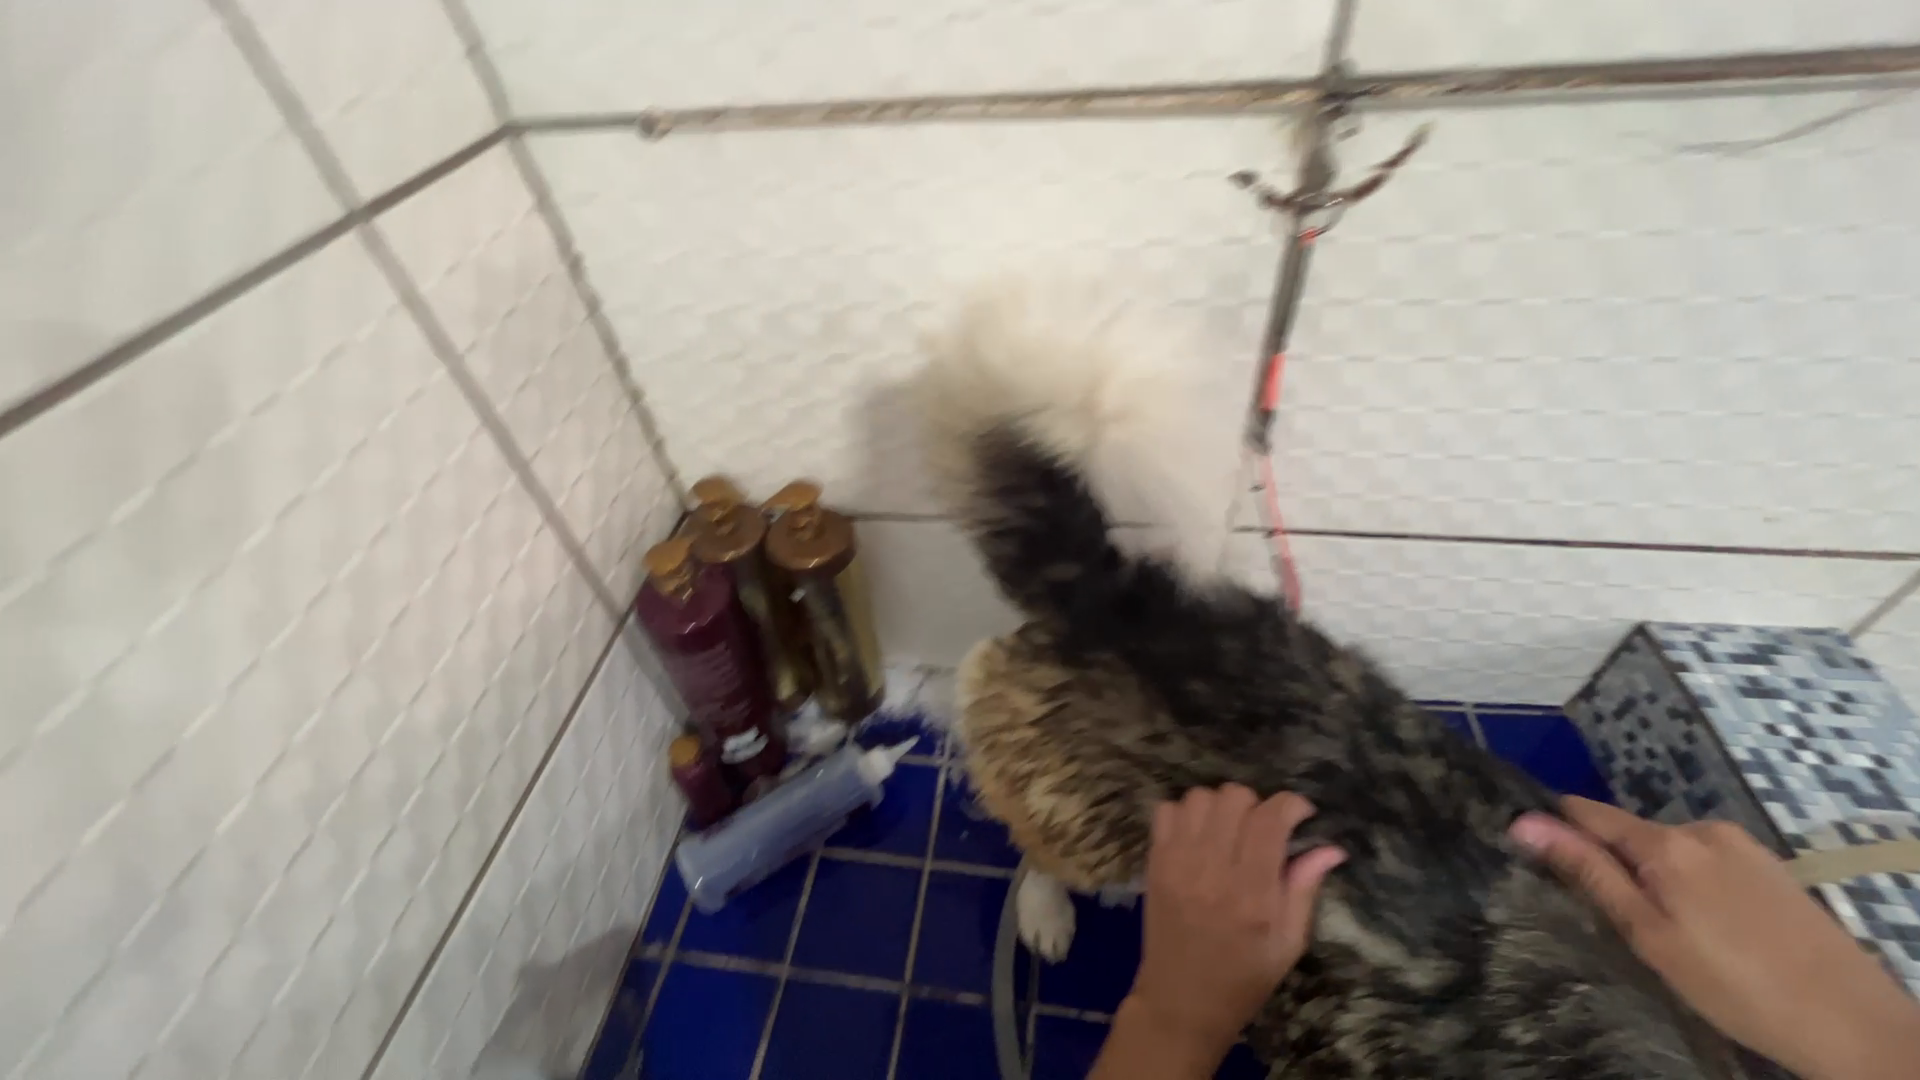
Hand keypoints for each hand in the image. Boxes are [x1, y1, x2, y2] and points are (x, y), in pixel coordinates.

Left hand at [1124, 786, 1346, 1066]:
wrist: (1180, 999)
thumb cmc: (1243, 978)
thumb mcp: (1288, 944)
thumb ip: (1305, 889)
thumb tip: (1331, 848)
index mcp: (1251, 895)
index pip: (1269, 821)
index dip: (1291, 805)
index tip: (1301, 813)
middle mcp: (1211, 869)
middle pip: (1234, 797)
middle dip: (1257, 805)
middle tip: (1262, 830)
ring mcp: (1176, 861)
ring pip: (1200, 796)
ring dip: (1220, 806)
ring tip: (1229, 831)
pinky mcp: (1154, 859)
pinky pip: (1166, 808)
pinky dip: (1186, 812)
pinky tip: (1199, 836)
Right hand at [1511, 797, 1919, 1079]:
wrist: (1864, 1031)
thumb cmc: (1737, 986)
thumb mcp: (1648, 934)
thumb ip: (1587, 872)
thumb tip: (1523, 822)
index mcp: (1664, 842)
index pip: (1583, 811)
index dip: (1554, 828)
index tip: (1536, 858)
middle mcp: (1701, 829)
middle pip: (1627, 833)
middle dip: (1613, 864)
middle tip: (1621, 921)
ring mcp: (1742, 846)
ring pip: (1666, 849)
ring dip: (1654, 876)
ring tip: (1670, 931)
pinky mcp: (1770, 867)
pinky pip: (1704, 861)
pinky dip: (1690, 884)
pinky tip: (1710, 929)